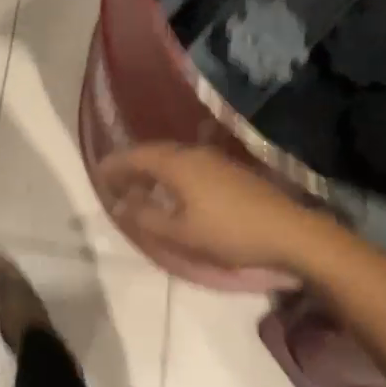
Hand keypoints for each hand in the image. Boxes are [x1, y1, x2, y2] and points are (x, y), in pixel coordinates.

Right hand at [96, 143, 329, 271]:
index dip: (114, 164)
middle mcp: (192, 152)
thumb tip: (121, 204)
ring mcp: (214, 158)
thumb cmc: (230, 232)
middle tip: (114, 181)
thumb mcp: (182, 234)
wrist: (289, 231)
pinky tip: (174, 192)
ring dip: (152, 169)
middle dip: (131, 165)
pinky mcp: (229, 169)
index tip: (96, 173)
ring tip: (140, 187)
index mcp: (177, 163)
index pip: (135, 155)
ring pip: (173, 157)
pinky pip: (188, 163)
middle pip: (154, 152)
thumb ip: (147, 218)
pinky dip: (171, 173)